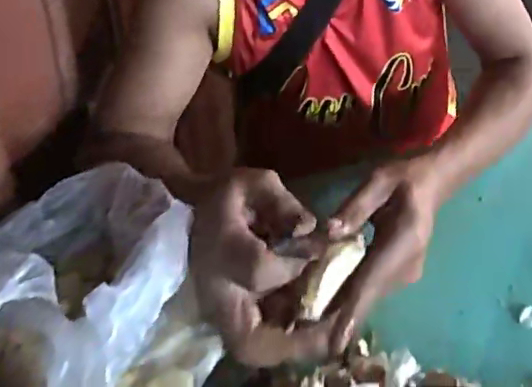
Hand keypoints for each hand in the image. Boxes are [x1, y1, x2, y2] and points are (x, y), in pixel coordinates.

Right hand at [189, 168, 332, 365]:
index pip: (259, 270)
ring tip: (335, 325)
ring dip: (296, 341)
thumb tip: (309, 228)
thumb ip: (283, 204)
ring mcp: (221, 313)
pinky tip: (319, 317)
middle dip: (296, 342)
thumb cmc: (229, 194)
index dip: (295, 261)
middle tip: (336, 332)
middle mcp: (217, 293)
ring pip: (255, 347)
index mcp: (222, 250)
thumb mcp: (257, 183)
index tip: (321, 246)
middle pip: (250, 341)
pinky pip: (258, 338)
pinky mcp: (230, 317)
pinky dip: (288, 335)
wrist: (194, 212)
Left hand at [321, 160, 441, 352]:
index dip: (354, 309)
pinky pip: (372, 286)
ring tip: (308, 300)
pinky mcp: (401, 276)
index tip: (336, 342)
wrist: (433, 183)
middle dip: (337, 304)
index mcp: (407, 238)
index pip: (375, 278)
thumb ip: (357, 204)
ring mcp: (407, 274)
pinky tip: (330, 286)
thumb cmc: (406, 178)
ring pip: (369, 292)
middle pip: (369, 292)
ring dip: (342, 297)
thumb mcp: (381, 180)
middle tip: (301, 312)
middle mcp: (409, 265)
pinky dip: (351, 288)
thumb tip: (330, 232)